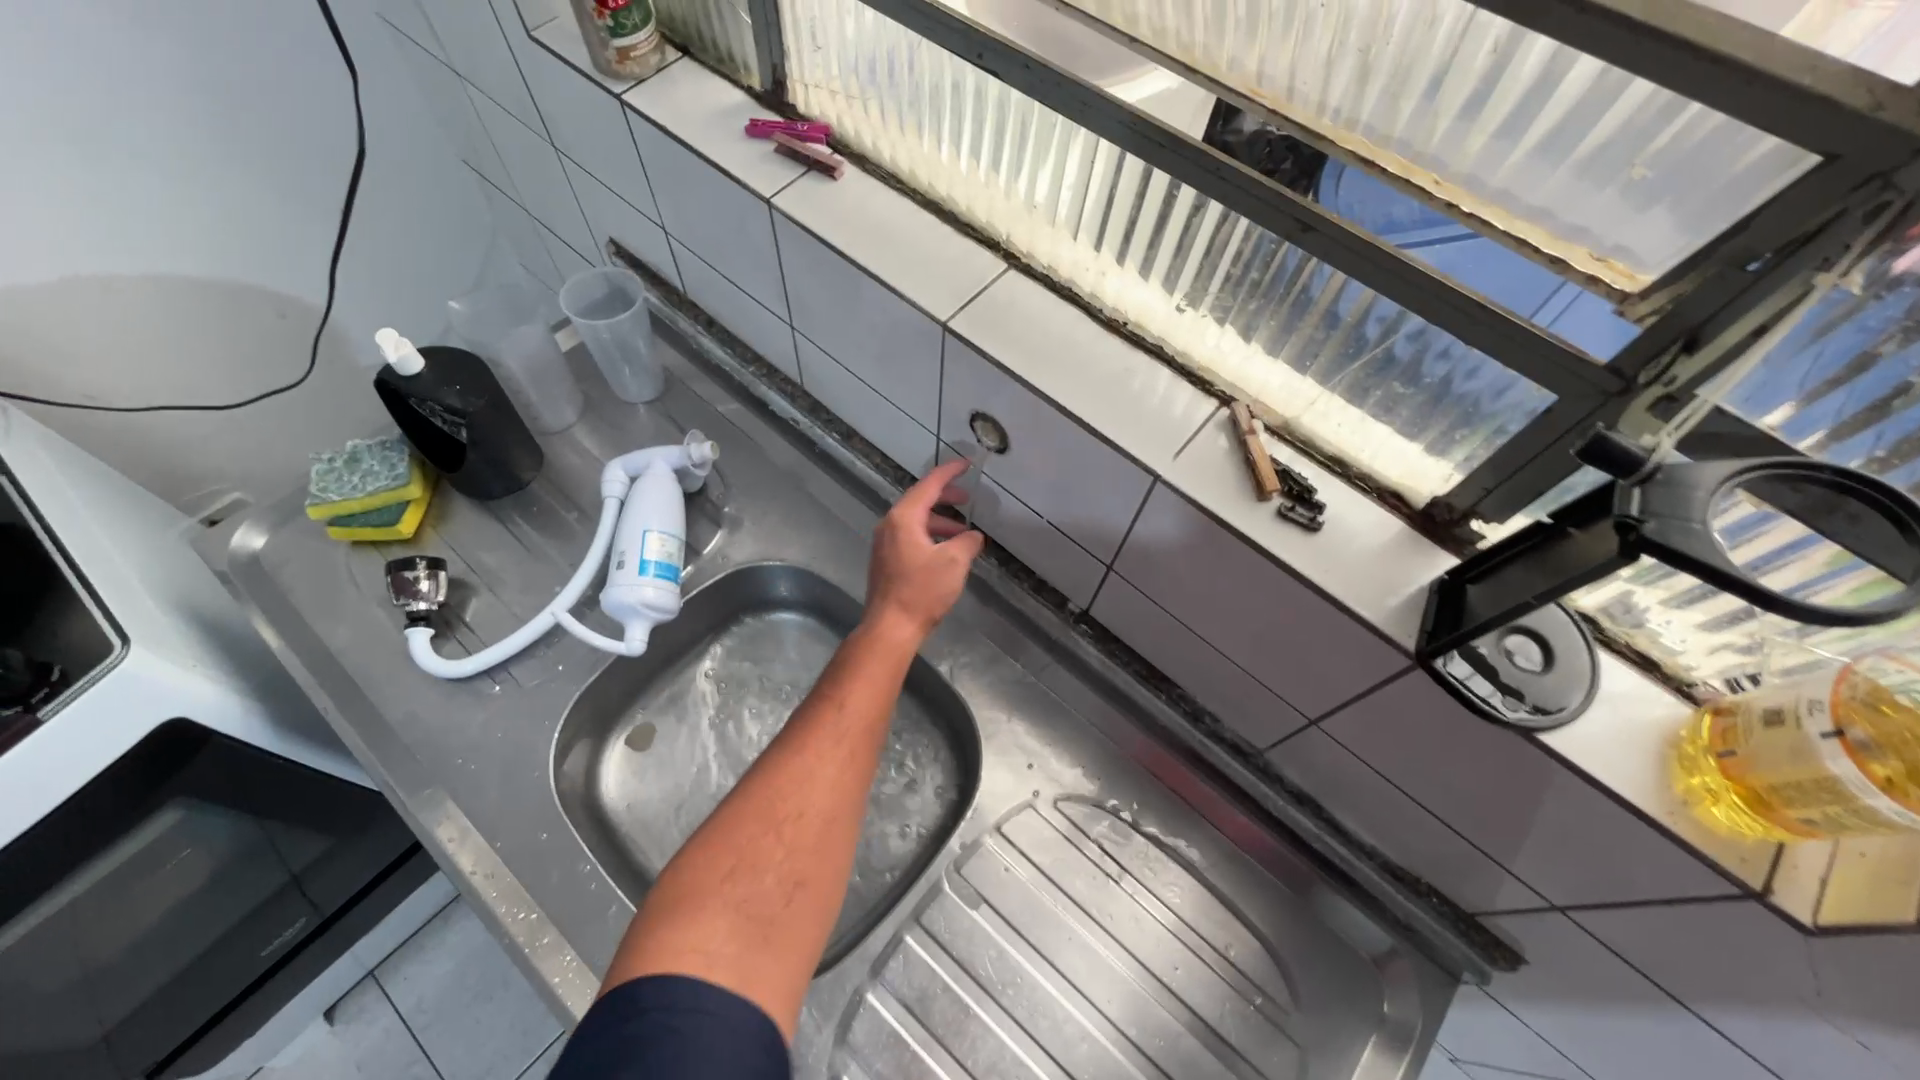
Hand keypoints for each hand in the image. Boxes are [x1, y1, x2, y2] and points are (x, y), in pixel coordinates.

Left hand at [864, 459, 983, 640]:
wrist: (891, 627)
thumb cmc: (921, 591)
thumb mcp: (954, 562)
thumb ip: (967, 542)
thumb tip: (973, 537)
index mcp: (903, 518)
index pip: (929, 485)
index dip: (949, 472)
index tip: (966, 464)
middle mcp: (889, 525)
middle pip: (919, 500)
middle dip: (945, 497)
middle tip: (967, 498)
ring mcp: (884, 543)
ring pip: (915, 521)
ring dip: (939, 522)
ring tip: (962, 533)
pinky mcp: (886, 561)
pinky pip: (910, 536)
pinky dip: (929, 535)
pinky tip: (945, 551)